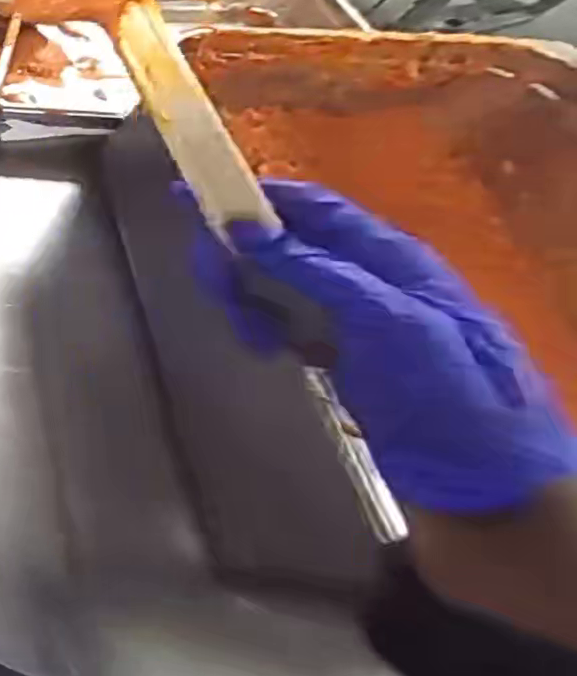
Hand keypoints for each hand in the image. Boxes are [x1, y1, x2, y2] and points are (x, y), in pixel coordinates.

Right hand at [187, 179, 576, 515]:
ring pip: (267, 278)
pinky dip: (255, 324)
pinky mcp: (332, 342)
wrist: (482, 481)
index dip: (255, 195)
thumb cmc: (449, 395)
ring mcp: (348, 310)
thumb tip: (246, 227)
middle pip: (276, 241)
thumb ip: (320, 271)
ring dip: (243, 297)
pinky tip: (266, 348)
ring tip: (254, 335)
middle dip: (236, 258)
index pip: (314, 206)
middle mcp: (366, 276)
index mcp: (393, 259)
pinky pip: (273, 313)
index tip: (194, 193)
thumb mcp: (389, 324)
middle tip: (216, 286)